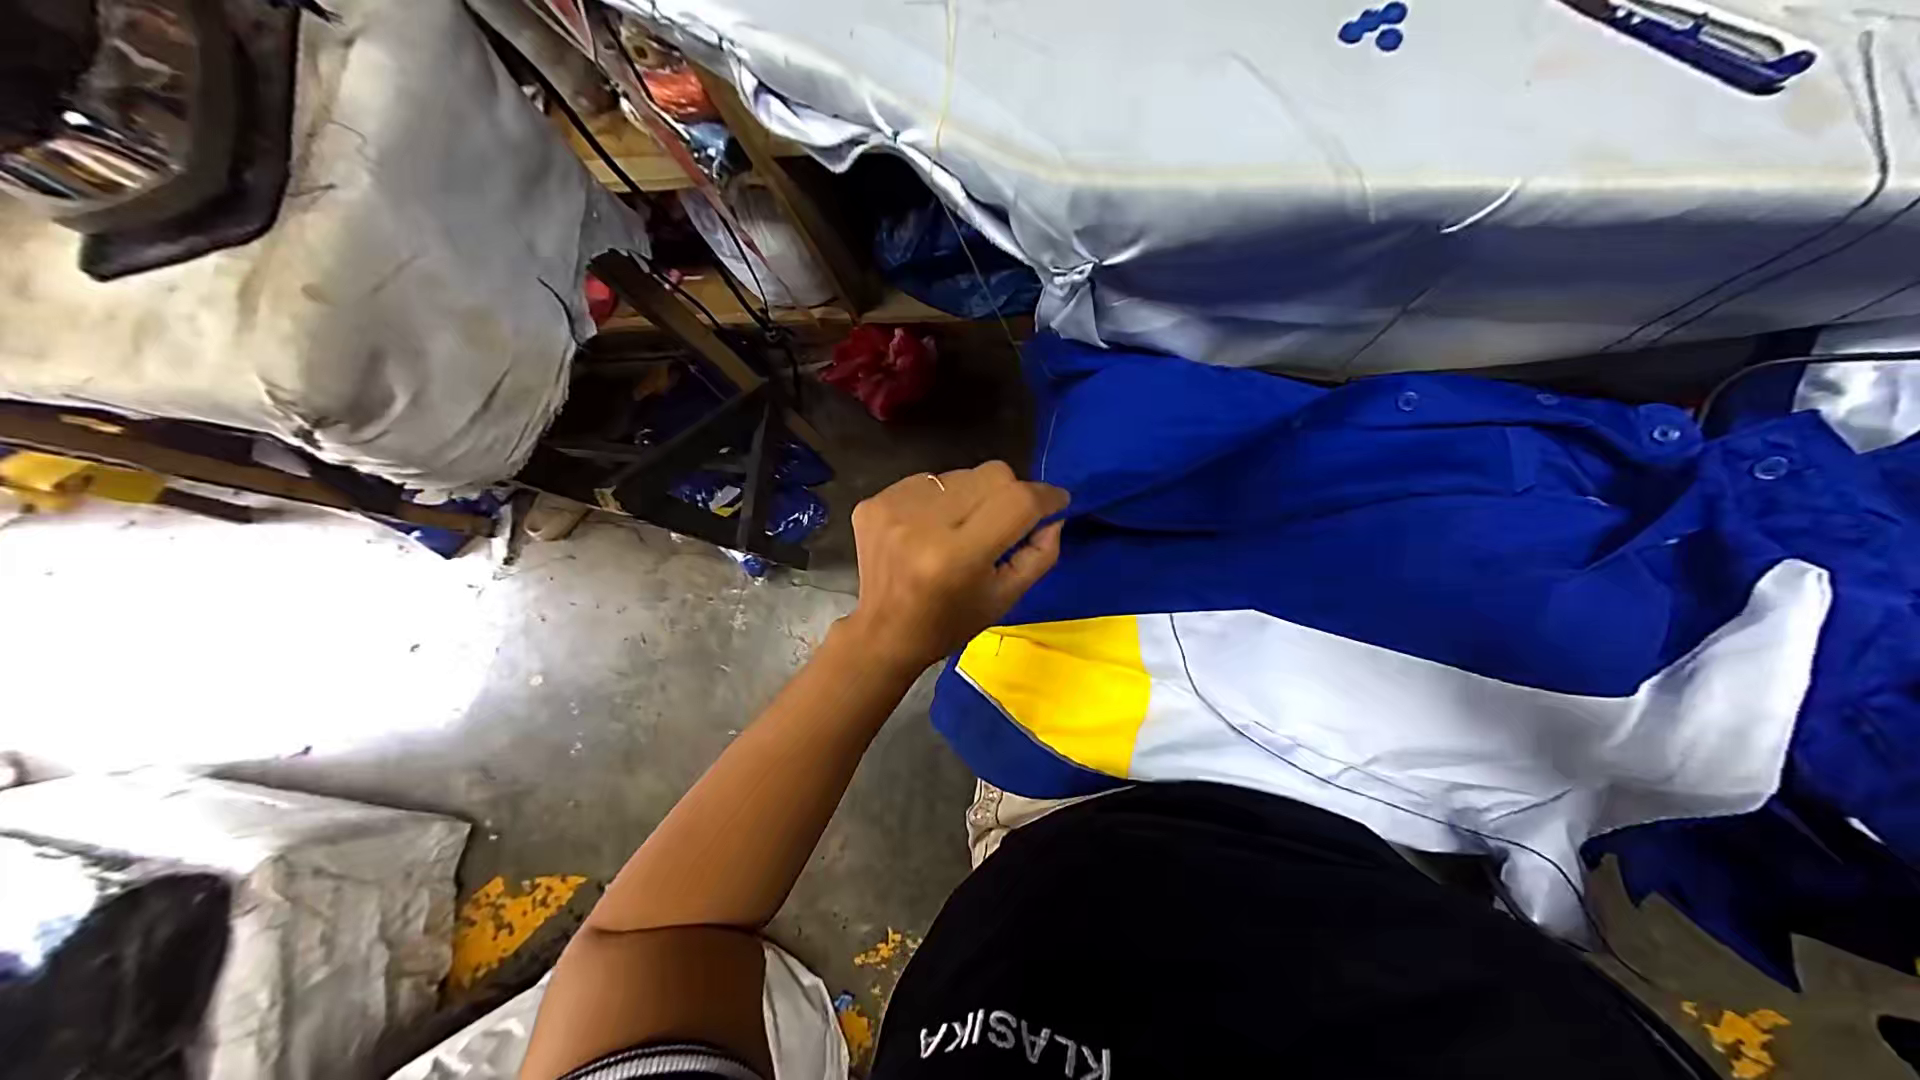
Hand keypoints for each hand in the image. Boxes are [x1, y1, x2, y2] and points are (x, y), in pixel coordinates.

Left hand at [840, 462, 1068, 671]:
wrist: (884, 633)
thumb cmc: (951, 622)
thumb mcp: (1006, 597)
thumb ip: (1040, 553)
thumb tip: (1054, 512)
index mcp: (956, 556)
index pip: (1017, 501)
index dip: (1045, 497)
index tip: (1056, 503)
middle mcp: (922, 524)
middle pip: (992, 475)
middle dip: (1010, 494)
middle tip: (1005, 523)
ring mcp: (893, 508)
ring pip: (961, 473)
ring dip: (972, 496)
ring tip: (960, 530)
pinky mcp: (873, 502)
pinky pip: (928, 480)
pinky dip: (940, 499)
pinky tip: (930, 530)